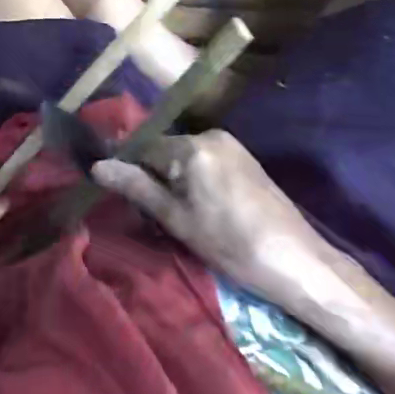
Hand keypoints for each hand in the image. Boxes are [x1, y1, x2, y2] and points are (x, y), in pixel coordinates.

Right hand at [92, 131, 340, 307]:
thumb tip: (99, 166)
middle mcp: (211, 134)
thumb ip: (138, 187)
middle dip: (154, 178)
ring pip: (186, 158)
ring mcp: (232, 144)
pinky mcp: (245, 158)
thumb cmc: (231, 243)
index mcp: (192, 146)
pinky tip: (203, 211)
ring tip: (178, 218)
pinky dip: (196, 181)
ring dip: (175, 181)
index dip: (129, 171)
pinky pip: (206, 162)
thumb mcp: (177, 220)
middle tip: (153, 217)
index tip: (123, 200)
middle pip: (166, 151)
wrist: (296, 259)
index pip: (143, 147)